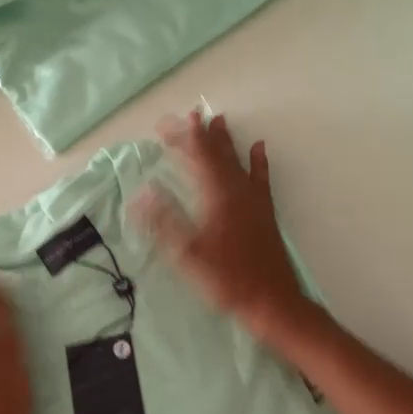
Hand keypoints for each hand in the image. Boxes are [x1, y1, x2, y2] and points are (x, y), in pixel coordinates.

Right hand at [132, 111, 316, 343]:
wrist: (270, 299)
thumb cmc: (226, 279)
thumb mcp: (187, 254)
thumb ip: (164, 222)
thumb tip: (142, 193)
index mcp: (216, 196)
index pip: (197, 156)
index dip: (182, 137)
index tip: (165, 124)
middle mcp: (236, 190)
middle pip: (217, 154)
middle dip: (202, 134)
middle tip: (190, 114)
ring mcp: (253, 199)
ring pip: (237, 161)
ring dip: (226, 141)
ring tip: (219, 120)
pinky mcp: (264, 211)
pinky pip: (261, 177)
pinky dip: (258, 161)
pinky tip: (259, 148)